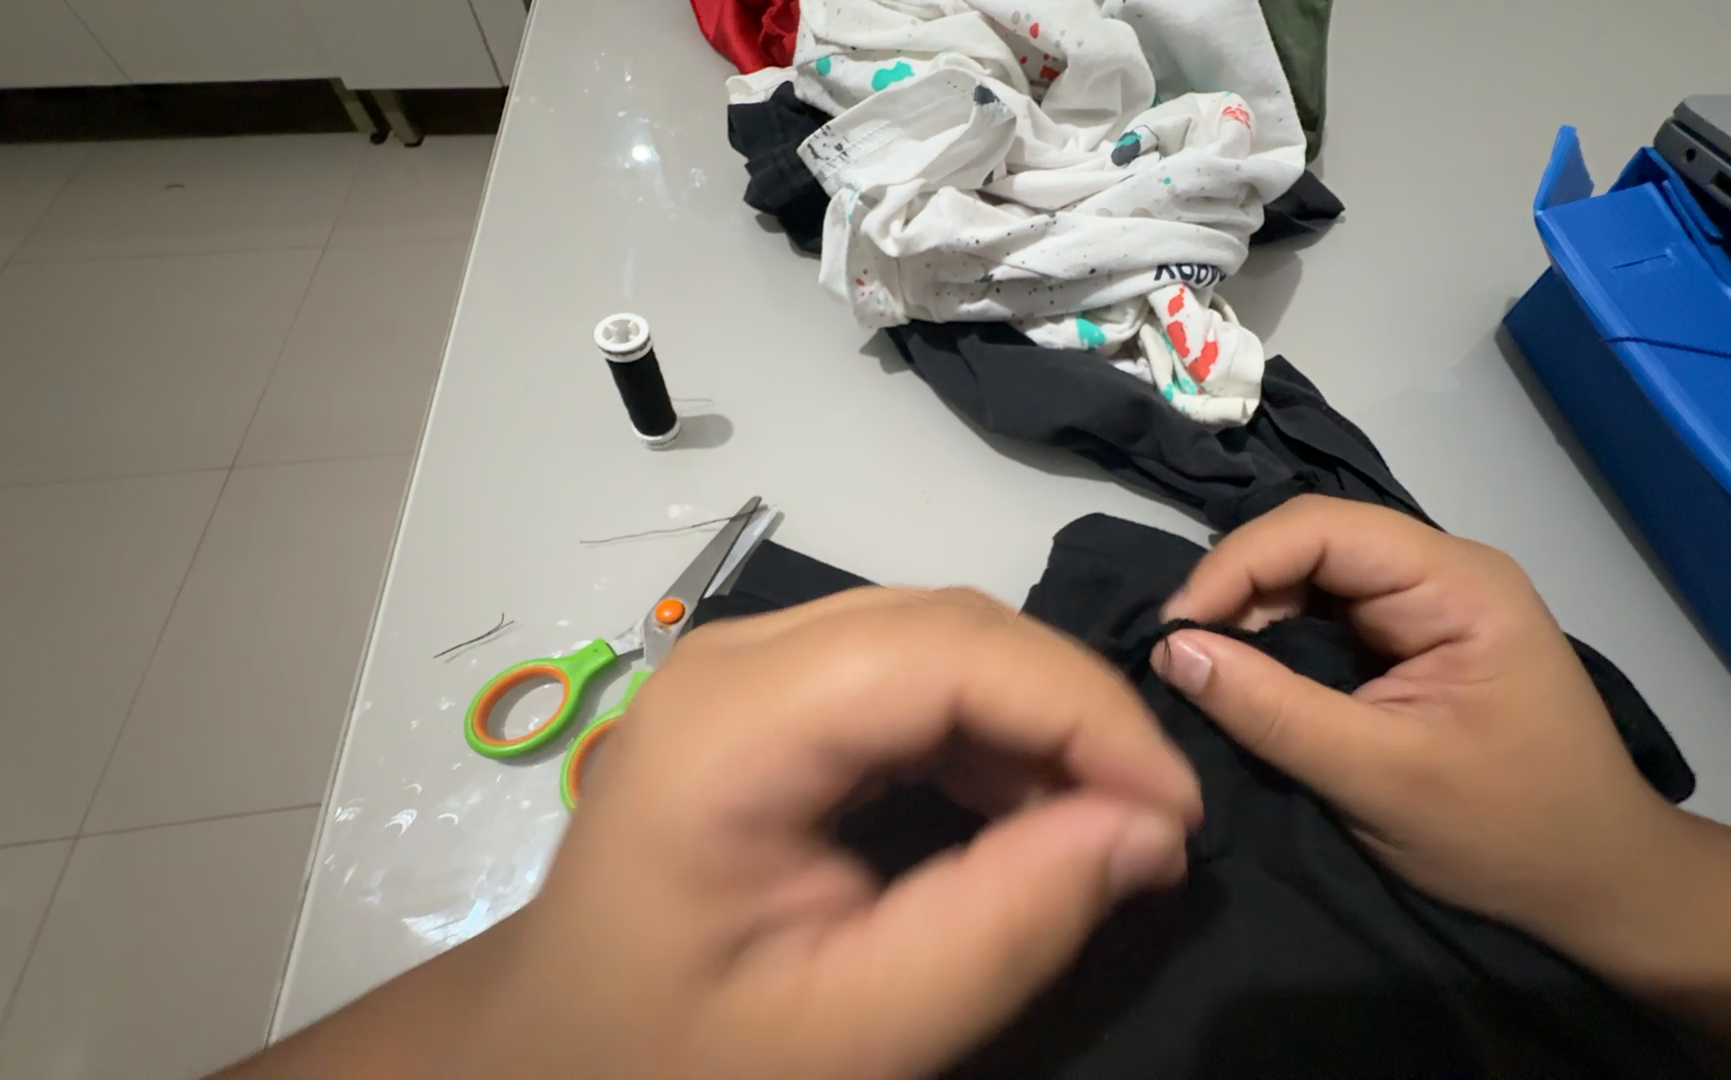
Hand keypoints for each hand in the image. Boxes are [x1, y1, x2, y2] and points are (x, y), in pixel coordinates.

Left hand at [488, 588, 1202, 1079]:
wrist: (559, 1043)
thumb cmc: (676, 1053)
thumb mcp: (852, 1028)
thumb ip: (1006, 924)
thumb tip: (1146, 831)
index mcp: (734, 721)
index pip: (944, 651)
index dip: (1080, 709)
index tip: (1172, 808)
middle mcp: (744, 653)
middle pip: (948, 627)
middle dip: (1068, 708)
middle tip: (1143, 818)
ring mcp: (756, 659)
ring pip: (941, 637)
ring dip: (1033, 716)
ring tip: (1088, 817)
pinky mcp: (777, 686)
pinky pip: (911, 670)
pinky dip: (985, 726)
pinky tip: (1014, 799)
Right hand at [1152, 495, 1681, 932]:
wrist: (1595, 886)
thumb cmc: (1508, 833)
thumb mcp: (1378, 778)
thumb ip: (1270, 710)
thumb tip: (1171, 650)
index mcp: (1455, 584)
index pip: (1320, 529)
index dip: (1236, 565)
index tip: (1176, 630)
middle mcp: (1434, 571)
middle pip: (1304, 540)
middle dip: (1234, 588)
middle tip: (1182, 651)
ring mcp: (1416, 598)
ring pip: (1299, 571)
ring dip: (1243, 612)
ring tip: (1204, 664)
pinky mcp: (1396, 631)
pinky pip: (1309, 607)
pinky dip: (1263, 633)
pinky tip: (1242, 669)